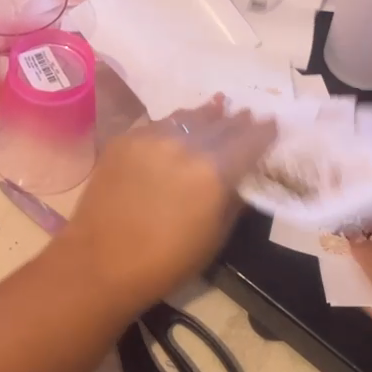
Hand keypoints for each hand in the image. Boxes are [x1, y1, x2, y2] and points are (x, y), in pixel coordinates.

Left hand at [55, 97, 276, 306]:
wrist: (99, 263)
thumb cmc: (165, 263)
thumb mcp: (215, 237)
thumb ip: (233, 201)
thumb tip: (244, 179)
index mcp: (214, 172)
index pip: (249, 140)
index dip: (263, 131)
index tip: (272, 124)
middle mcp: (185, 145)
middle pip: (219, 124)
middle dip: (237, 120)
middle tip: (248, 114)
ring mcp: (151, 138)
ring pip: (187, 117)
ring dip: (206, 115)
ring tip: (218, 107)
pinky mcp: (124, 140)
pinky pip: (158, 125)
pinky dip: (175, 124)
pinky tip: (178, 127)